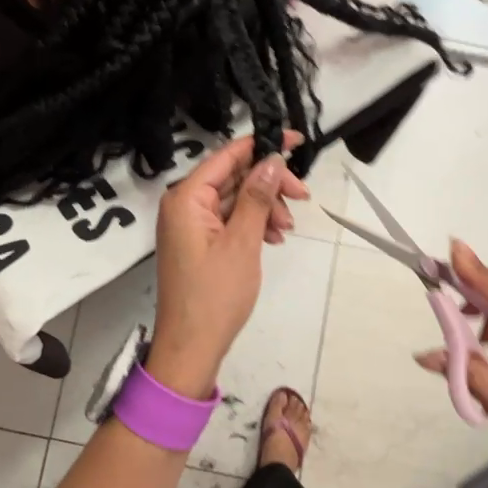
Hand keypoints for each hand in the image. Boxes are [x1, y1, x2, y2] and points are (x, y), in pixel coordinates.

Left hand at [144, 134, 309, 396]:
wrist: (192, 346)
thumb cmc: (215, 296)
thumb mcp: (242, 242)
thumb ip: (256, 197)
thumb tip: (271, 160)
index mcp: (186, 198)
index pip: (227, 156)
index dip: (262, 145)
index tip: (296, 141)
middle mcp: (184, 205)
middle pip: (233, 176)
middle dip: (268, 184)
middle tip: (303, 197)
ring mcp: (190, 225)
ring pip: (235, 199)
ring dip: (264, 207)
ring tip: (285, 229)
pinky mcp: (199, 243)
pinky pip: (229, 221)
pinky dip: (253, 225)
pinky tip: (274, 238)